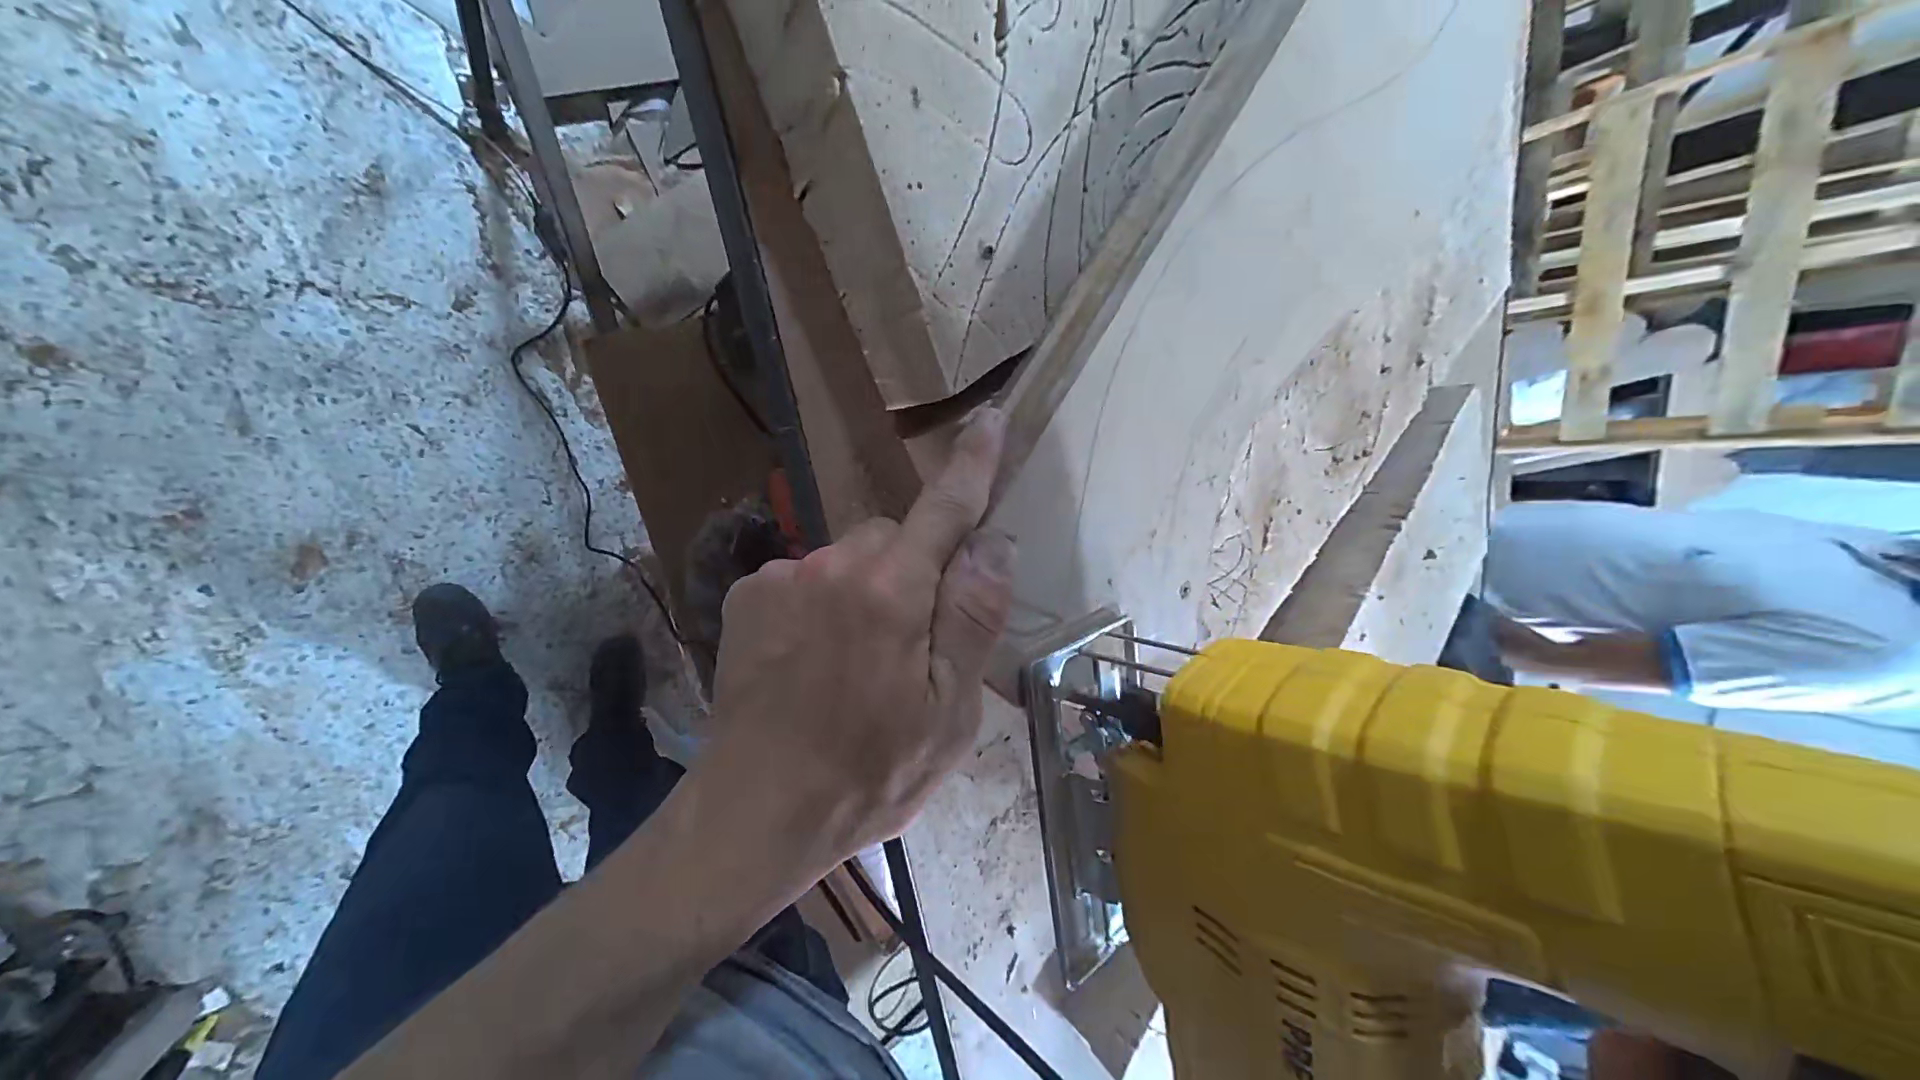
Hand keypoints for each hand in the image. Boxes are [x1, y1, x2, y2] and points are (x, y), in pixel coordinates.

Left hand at [701, 408, 1017, 872]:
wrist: (756, 812)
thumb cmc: (869, 773)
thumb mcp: (949, 713)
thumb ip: (973, 617)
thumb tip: (994, 542)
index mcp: (892, 592)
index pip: (945, 509)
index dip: (973, 464)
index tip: (990, 418)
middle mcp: (834, 565)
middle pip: (896, 536)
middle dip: (914, 570)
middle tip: (910, 645)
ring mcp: (783, 577)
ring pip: (851, 557)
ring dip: (867, 589)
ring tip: (855, 665)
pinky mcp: (749, 595)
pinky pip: (807, 576)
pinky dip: (821, 602)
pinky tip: (810, 660)